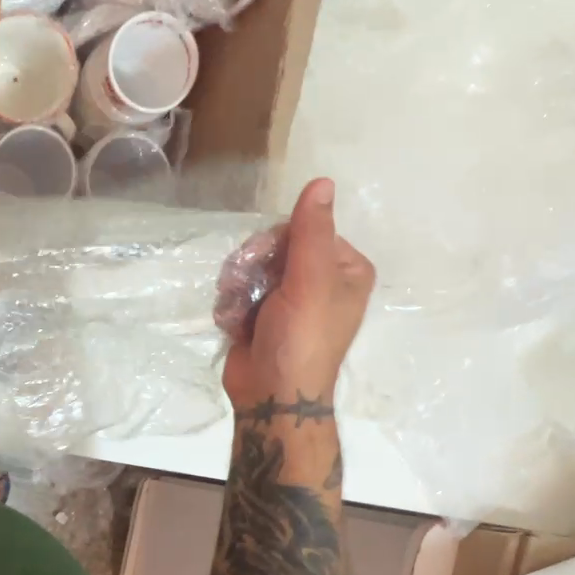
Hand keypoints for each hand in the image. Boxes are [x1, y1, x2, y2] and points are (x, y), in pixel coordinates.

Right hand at [223, 178, 375, 409]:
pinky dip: (230, 310)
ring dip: (236, 292)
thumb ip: (311, 231)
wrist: (271, 393)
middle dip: (251, 270)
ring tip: (241, 315)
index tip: (266, 264)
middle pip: (270, 250)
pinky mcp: (259, 319)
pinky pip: (236, 296)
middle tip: (249, 292)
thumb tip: (322, 181)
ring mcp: (286, 301)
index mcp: (344, 267)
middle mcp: (318, 281)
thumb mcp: (310, 280)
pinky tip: (235, 327)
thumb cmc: (300, 338)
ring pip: (248, 272)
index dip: (276, 243)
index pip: (302, 230)